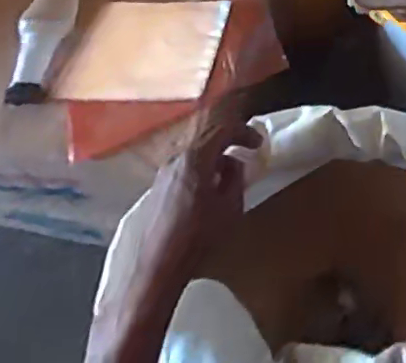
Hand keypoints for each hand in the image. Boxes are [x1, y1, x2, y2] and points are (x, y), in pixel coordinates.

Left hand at [96, 107, 261, 362]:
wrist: (148, 275)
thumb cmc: (195, 239)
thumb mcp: (229, 208)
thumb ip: (236, 178)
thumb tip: (233, 164)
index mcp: (195, 159)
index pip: (223, 130)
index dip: (244, 132)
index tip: (257, 144)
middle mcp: (174, 162)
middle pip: (205, 142)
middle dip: (227, 146)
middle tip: (242, 157)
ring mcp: (158, 179)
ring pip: (190, 159)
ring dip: (210, 164)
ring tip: (222, 183)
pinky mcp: (148, 197)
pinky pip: (178, 176)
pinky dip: (194, 178)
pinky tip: (200, 201)